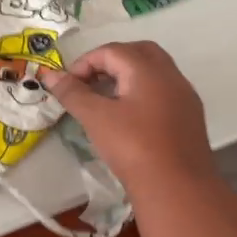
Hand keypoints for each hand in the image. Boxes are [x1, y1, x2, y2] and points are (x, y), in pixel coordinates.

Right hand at [43, 41, 219, 195]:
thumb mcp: (94, 117)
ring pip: (152, 70)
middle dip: (109, 61)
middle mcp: (171, 77)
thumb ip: (71, 92)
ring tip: (102, 99)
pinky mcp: (187, 115)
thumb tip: (49, 75)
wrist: (176, 185)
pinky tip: (124, 115)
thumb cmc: (132, 145)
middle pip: (139, 52)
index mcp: (149, 72)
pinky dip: (138, 90)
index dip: (85, 63)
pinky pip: (160, 89)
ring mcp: (183, 96)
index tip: (69, 85)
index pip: (113, 51)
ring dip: (124, 75)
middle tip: (88, 82)